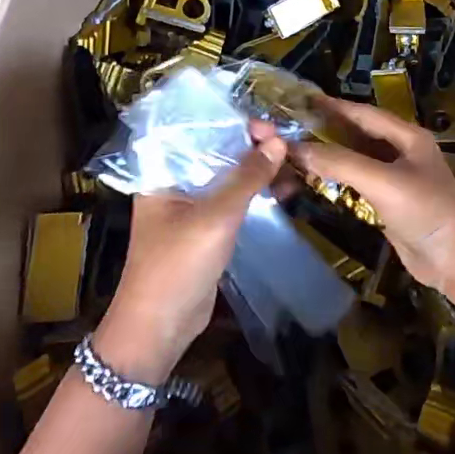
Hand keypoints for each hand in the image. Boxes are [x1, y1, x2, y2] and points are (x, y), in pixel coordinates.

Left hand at [92, 120, 284, 383]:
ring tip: (294, 162)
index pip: (200, 132)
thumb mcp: (215, 217)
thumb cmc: (177, 264)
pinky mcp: (207, 228)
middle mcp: (175, 181)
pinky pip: (234, 201)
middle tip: (288, 142)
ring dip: (258, 170)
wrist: (159, 328)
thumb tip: (278, 141)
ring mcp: (191, 206)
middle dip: (252, 146)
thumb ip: (246, 178)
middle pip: (216, 152)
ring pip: (229, 177)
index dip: (234, 124)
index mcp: (163, 170)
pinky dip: (256, 193)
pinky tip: (285, 189)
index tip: (269, 125)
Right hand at [288, 97, 454, 289]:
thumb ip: (339, 162)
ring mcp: (398, 178)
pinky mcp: (392, 203)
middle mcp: (403, 152)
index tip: (303, 100)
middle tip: (293, 126)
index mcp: (408, 137)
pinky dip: (338, 178)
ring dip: (331, 155)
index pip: (364, 113)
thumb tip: (295, 148)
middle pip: (360, 134)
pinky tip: (317, 179)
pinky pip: (359, 183)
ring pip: (358, 159)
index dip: (334, 106)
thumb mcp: (382, 181)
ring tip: (298, 150)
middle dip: (328, 130)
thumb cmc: (425, 210)